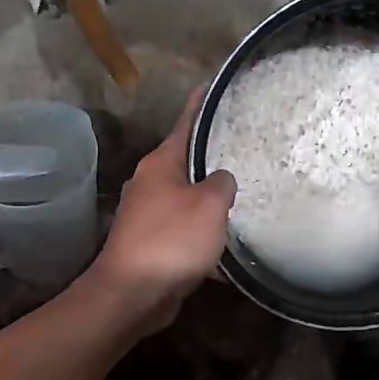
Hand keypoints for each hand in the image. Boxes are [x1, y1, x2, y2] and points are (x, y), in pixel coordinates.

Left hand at [87, 88, 235, 328]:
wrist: (133, 294)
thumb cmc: (172, 239)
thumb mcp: (210, 204)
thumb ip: (222, 183)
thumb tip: (222, 179)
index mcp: (160, 164)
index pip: (185, 124)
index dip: (201, 105)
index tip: (214, 86)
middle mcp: (150, 183)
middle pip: (187, 161)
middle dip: (212, 155)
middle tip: (245, 146)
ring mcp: (149, 214)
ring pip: (188, 196)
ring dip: (211, 197)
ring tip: (243, 192)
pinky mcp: (152, 243)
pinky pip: (186, 228)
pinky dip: (205, 231)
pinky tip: (227, 241)